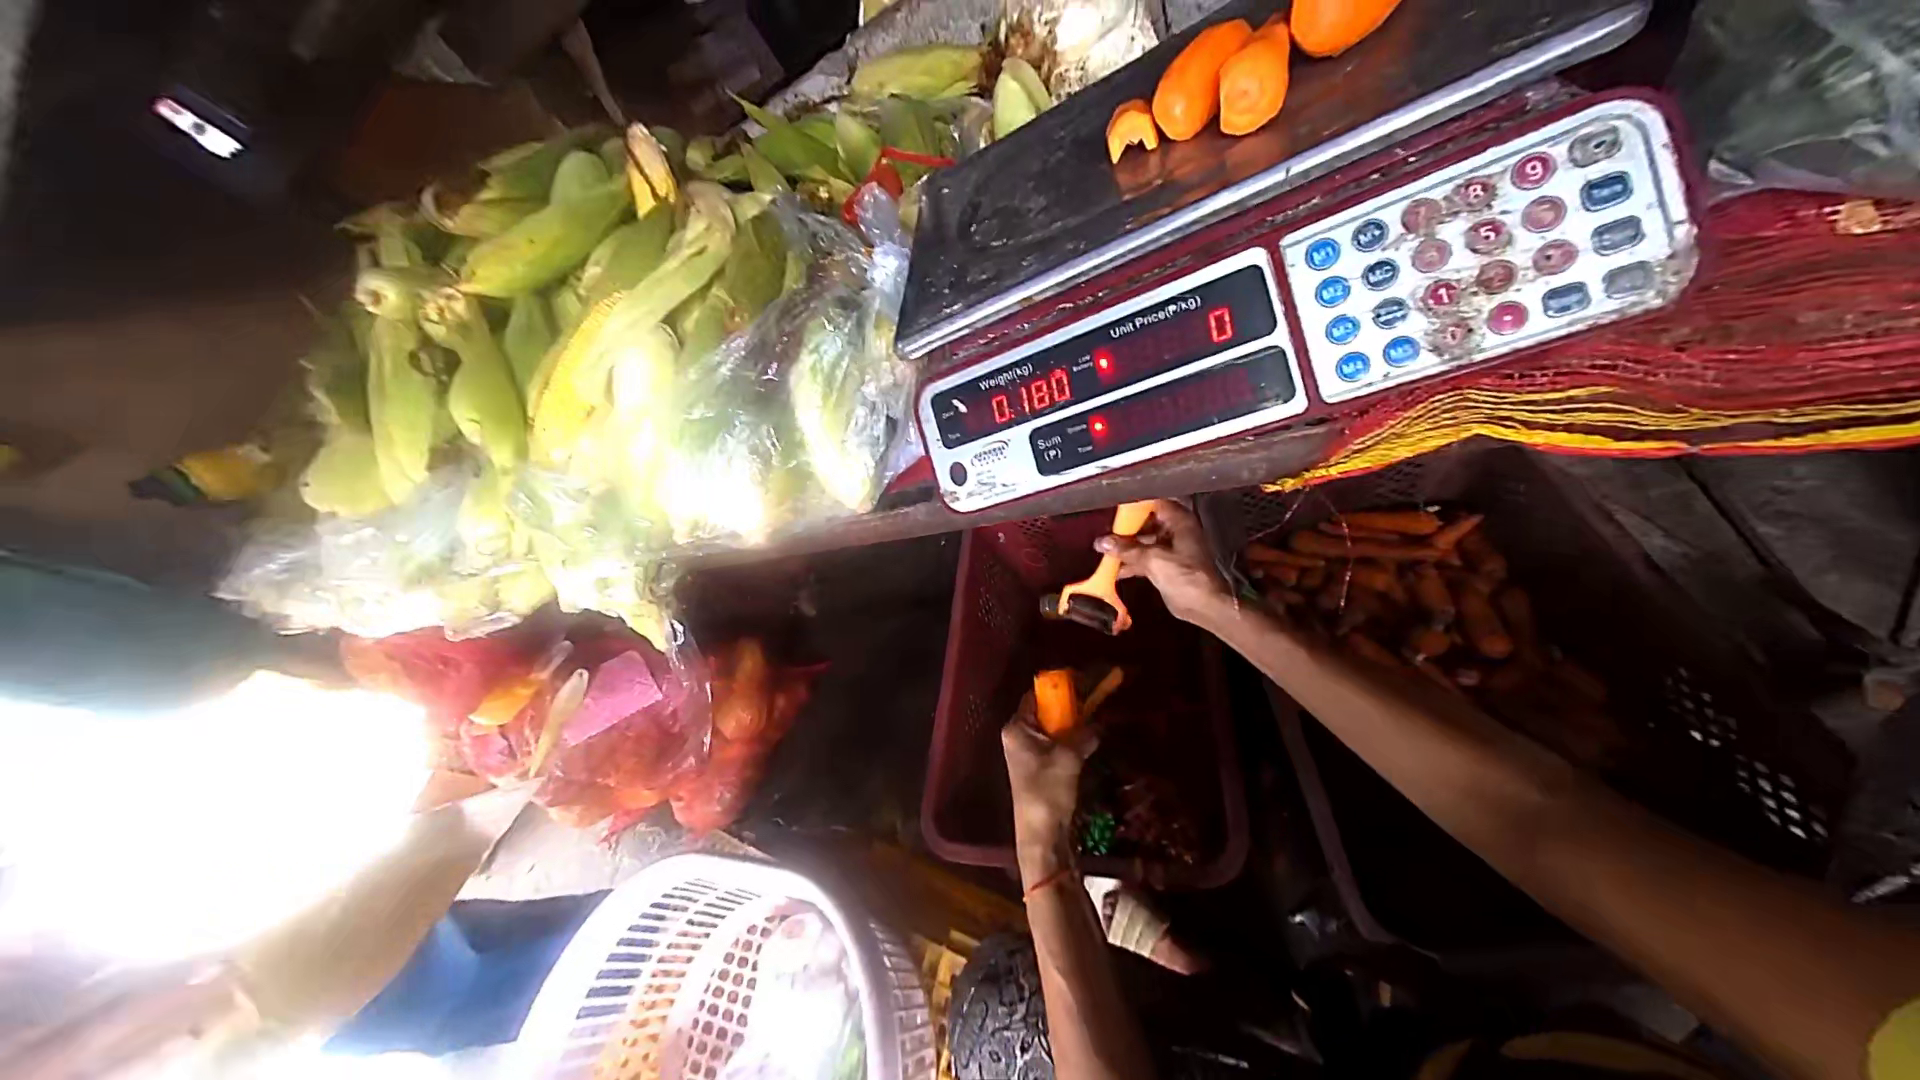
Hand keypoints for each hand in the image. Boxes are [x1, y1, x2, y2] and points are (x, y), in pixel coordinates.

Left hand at [1001, 698, 1095, 873]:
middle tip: (1092, 698)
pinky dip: (1070, 739)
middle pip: (1043, 710)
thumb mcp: (1069, 757)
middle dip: (1068, 705)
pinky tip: (1088, 739)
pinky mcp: (1037, 766)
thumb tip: (1098, 722)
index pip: (1035, 695)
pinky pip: (1054, 743)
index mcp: (1016, 728)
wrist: (1041, 834)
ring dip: (1071, 723)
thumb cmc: (1048, 791)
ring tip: (1094, 716)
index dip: (1057, 687)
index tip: (1081, 682)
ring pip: (1051, 727)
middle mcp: (1017, 735)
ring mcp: (1026, 751)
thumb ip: (1083, 734)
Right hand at [1096, 499, 1234, 627]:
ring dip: (1126, 548)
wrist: (1204, 607)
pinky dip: (1131, 562)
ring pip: (1144, 542)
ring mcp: (1172, 549)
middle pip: (1146, 523)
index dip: (1134, 505)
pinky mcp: (1167, 565)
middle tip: (1104, 531)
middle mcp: (1176, 531)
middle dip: (1125, 529)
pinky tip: (1112, 569)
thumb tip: (1101, 542)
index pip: (1154, 503)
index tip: (1113, 510)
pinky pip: (1145, 558)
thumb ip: (1127, 549)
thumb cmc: (1184, 577)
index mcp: (1179, 521)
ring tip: (1103, 551)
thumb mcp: (1153, 560)